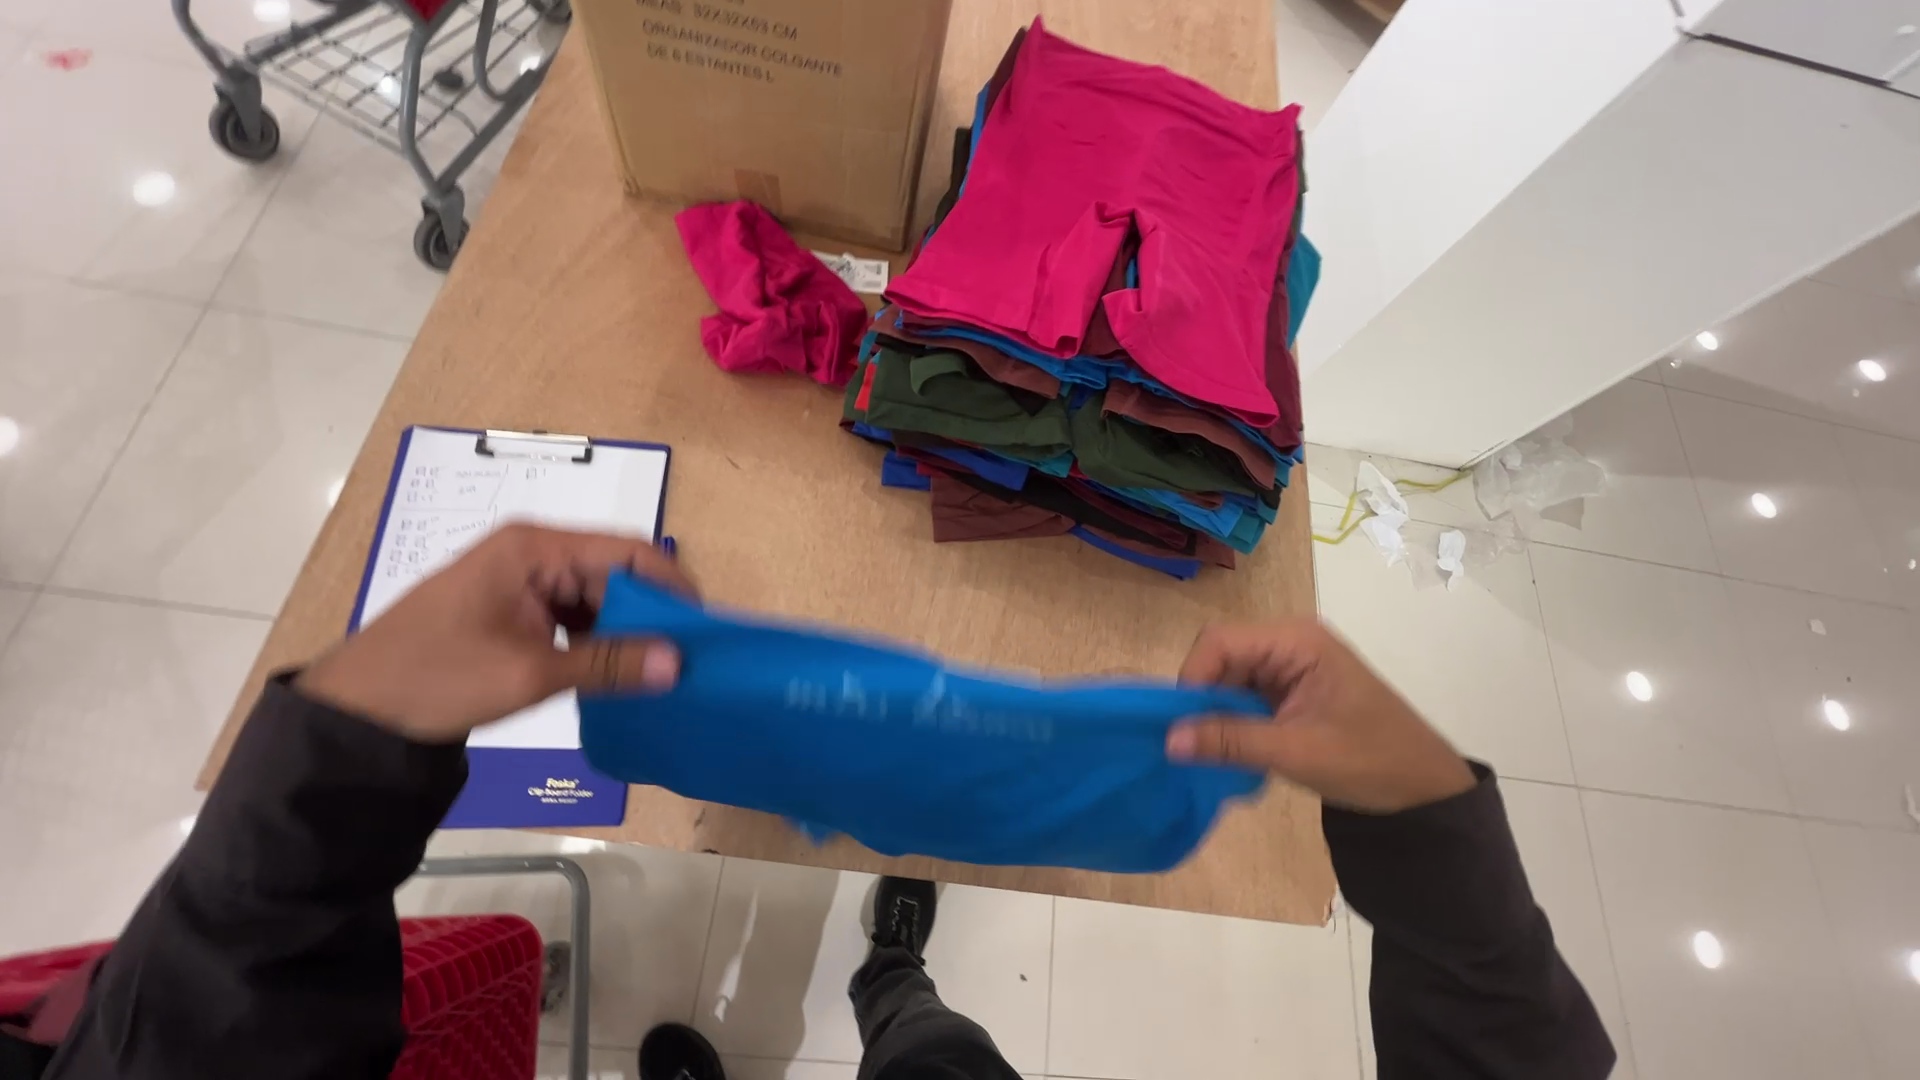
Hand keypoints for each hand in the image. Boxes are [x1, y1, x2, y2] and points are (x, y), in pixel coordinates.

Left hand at [296, 524, 695, 743]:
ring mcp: (524, 580)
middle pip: (614, 572)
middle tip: (684, 653)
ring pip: (598, 596)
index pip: (626, 551)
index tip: (701, 624)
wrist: (354, 714)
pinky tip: (617, 667)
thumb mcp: (530, 672)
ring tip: (657, 665)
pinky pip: (575, 615)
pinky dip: (599, 639)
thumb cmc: (437, 676)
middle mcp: (535, 553)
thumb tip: (679, 663)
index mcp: (535, 548)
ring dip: (625, 629)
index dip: (670, 584)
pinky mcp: (518, 608)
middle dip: (650, 612)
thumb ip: (610, 663)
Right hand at [1167, 620, 1474, 812]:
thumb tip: (1168, 740)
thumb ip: (1229, 740)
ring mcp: (1289, 663)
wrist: (1426, 792)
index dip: (1194, 677)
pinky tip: (1231, 745)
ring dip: (1215, 710)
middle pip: (1220, 655)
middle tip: (1194, 741)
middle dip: (1202, 696)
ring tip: (1212, 747)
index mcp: (1296, 640)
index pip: (1220, 641)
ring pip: (1226, 675)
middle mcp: (1288, 641)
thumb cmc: (1371, 762)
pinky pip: (1242, 692)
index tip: (1182, 724)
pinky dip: (1230, 717)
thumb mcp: (1297, 753)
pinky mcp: (1289, 687)